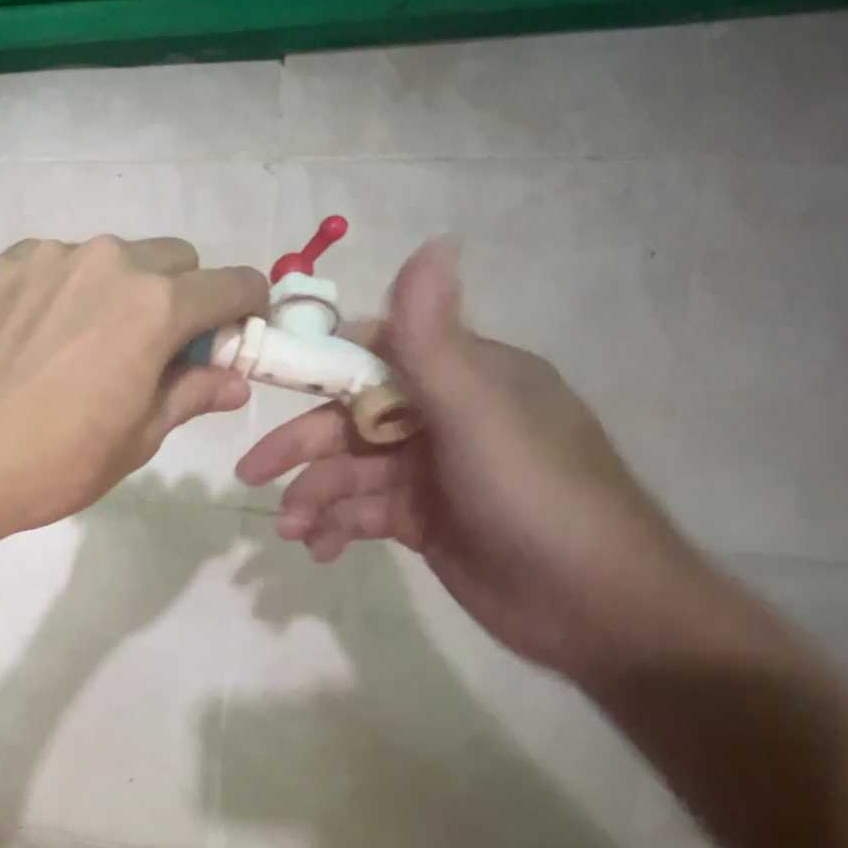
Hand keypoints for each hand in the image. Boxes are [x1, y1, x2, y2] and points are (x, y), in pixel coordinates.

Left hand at [0, 236, 266, 547]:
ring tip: (85, 345)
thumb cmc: (55, 463)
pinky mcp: (2, 268)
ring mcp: (49, 259)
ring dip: (118, 291)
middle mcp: (109, 262)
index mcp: (156, 306)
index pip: (232, 285)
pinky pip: (54, 264)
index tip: (233, 337)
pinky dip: (63, 289)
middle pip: (173, 262)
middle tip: (155, 350)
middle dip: (180, 298)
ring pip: (111, 259)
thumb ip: (191, 394)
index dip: (245, 312)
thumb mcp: (138, 439)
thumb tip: (233, 380)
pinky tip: (40, 335)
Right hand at [236, 239, 729, 679]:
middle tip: (252, 478)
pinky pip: (362, 513)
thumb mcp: (479, 415)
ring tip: (293, 532)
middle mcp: (448, 418)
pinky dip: (335, 527)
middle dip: (301, 449)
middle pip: (352, 421)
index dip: (321, 371)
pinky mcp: (424, 520)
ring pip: (351, 473)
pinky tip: (318, 550)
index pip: (378, 355)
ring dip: (314, 497)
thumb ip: (435, 341)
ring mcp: (434, 472)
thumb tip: (432, 241)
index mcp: (470, 378)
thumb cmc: (536, 498)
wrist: (595, 606)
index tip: (266, 387)